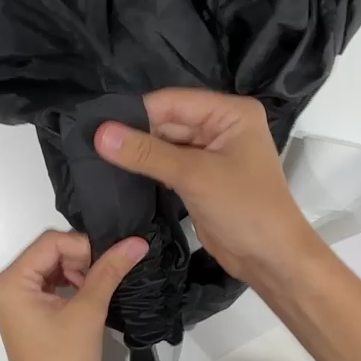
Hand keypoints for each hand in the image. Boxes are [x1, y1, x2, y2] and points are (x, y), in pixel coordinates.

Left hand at [0, 230, 147, 360]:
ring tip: (99, 290)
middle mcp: (7, 284)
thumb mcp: (88, 312)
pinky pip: (50, 284)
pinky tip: (88, 298)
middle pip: (50, 251)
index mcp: (12, 281)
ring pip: (52, 266)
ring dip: (78, 272)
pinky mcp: (26, 310)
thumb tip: (136, 242)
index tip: (110, 262)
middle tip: (106, 276)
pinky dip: (71, 285)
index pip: (51, 241)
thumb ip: (110, 271)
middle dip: (81, 259)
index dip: (84, 246)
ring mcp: (15, 298)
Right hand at [94, 89, 317, 286]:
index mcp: (230, 113)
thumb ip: (146, 153)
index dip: (135, 113)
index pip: (172, 102)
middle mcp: (221, 127)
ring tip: (97, 157)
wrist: (270, 258)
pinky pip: (167, 165)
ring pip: (164, 145)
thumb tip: (100, 134)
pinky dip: (146, 169)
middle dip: (134, 133)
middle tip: (90, 143)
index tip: (96, 125)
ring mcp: (210, 154)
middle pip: (167, 122)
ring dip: (137, 153)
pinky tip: (118, 173)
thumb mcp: (194, 176)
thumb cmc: (244, 209)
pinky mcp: (200, 178)